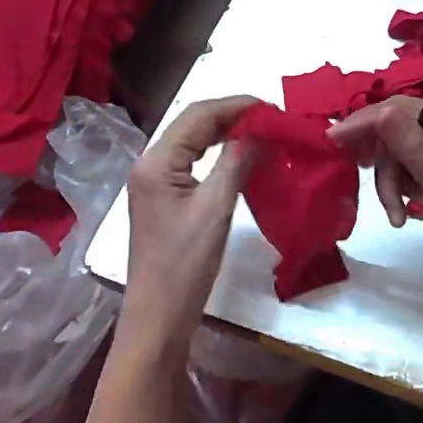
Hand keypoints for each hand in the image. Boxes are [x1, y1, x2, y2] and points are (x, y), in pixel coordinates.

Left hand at [122, 96, 257, 338]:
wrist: (158, 317)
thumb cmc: (185, 264)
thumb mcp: (216, 208)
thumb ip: (237, 162)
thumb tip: (260, 132)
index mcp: (156, 162)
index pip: (198, 115)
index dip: (236, 105)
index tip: (273, 108)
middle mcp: (150, 164)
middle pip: (193, 123)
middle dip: (232, 115)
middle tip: (272, 119)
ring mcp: (154, 181)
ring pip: (192, 140)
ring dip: (225, 131)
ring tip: (262, 132)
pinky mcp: (163, 197)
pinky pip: (192, 160)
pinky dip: (217, 151)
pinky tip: (240, 156)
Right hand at [327, 97, 422, 290]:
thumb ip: (413, 148)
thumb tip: (380, 112)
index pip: (406, 109)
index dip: (369, 121)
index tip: (335, 138)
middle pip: (398, 129)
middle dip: (382, 160)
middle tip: (356, 174)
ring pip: (397, 153)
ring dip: (390, 183)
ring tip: (396, 214)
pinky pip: (404, 170)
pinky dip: (397, 190)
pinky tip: (402, 213)